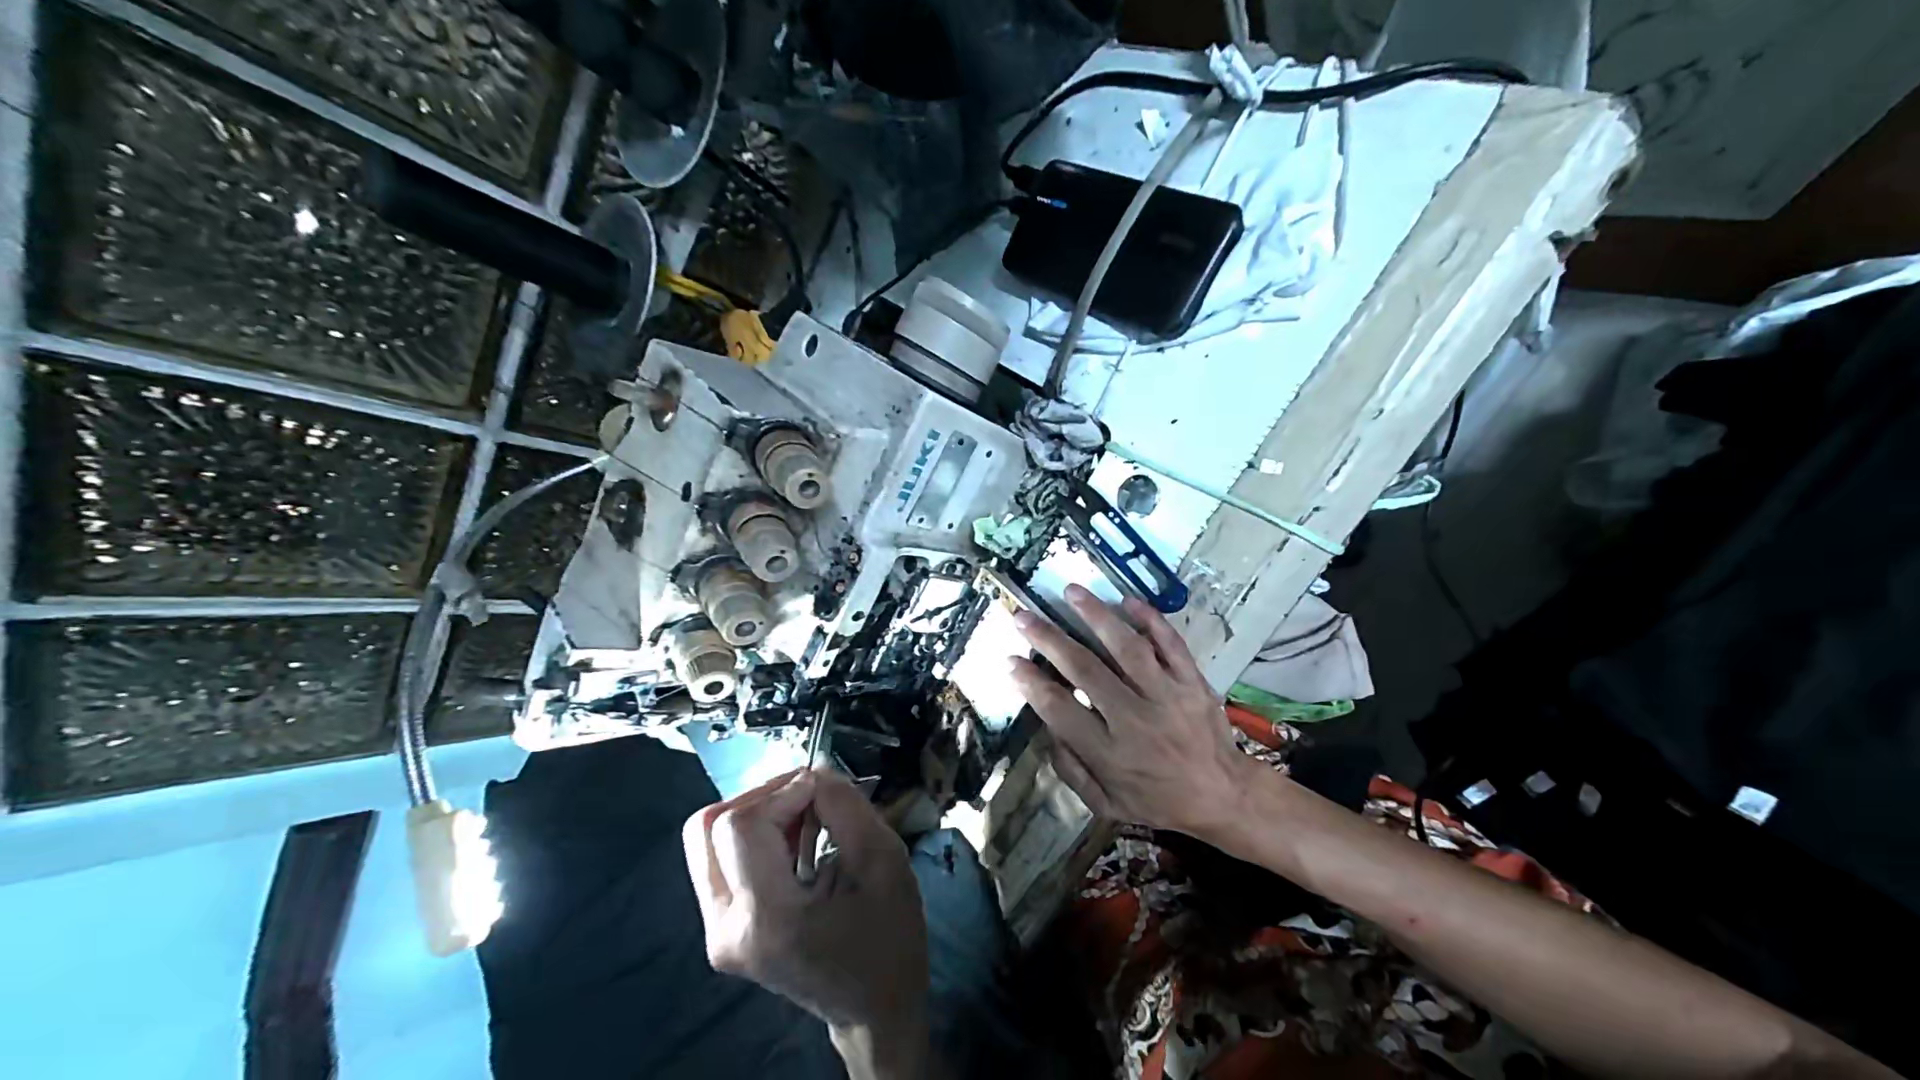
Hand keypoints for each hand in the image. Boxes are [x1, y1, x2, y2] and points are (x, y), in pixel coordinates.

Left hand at [683, 768, 928, 1077]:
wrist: (873, 1007)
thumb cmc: (888, 938)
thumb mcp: (883, 859)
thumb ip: (844, 805)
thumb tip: (812, 772)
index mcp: (769, 920)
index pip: (741, 825)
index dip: (782, 792)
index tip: (824, 790)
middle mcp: (726, 928)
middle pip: (710, 825)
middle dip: (764, 797)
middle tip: (811, 799)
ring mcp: (716, 931)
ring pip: (706, 837)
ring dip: (755, 812)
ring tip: (802, 821)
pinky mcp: (719, 926)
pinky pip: (717, 856)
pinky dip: (752, 833)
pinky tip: (792, 842)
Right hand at [1009, 585, 1255, 837]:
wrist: (1224, 796)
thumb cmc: (1157, 800)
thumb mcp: (1105, 802)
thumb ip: (1070, 768)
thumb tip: (1045, 726)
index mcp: (1109, 753)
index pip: (1059, 709)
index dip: (1030, 682)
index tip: (1011, 661)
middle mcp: (1134, 719)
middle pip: (1084, 669)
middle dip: (1048, 639)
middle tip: (1023, 616)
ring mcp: (1167, 696)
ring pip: (1127, 647)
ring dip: (1096, 615)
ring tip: (1071, 591)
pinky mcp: (1192, 682)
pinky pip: (1170, 644)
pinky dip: (1150, 619)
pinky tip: (1127, 600)